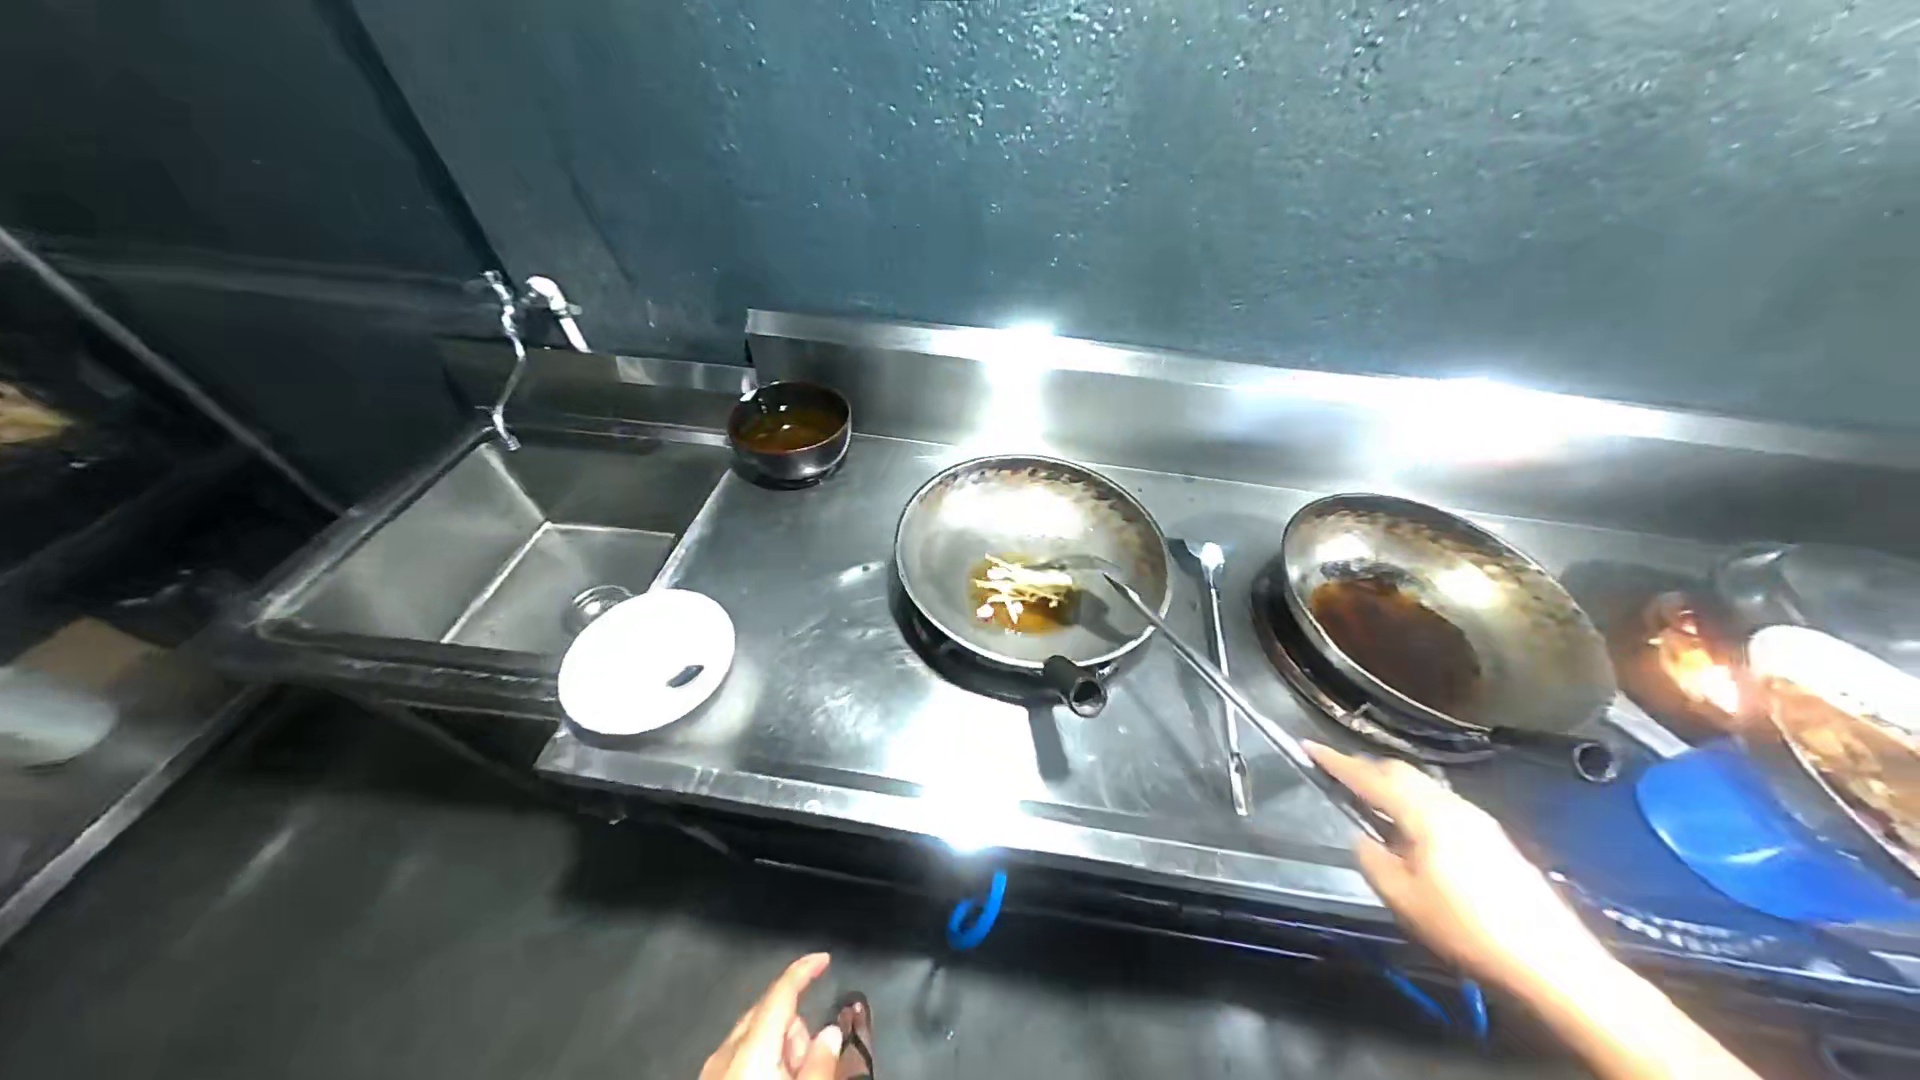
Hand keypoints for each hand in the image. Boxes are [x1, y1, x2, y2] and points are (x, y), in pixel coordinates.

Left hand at [700, 954, 843, 1079]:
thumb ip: (820, 1061)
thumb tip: (831, 1033)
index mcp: (751, 1047)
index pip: (781, 991)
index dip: (804, 968)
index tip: (823, 957)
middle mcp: (725, 1052)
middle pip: (768, 1012)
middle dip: (795, 1025)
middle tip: (811, 1059)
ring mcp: (711, 1070)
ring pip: (753, 1035)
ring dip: (778, 1047)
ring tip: (792, 1076)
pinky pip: (739, 1056)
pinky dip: (760, 1061)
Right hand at [1306, 742, 1613, 993]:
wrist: (1553, 964)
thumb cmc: (1467, 927)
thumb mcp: (1401, 897)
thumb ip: (1371, 858)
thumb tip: (1363, 838)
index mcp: (1425, 813)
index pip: (1369, 776)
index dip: (1336, 761)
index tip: (1309, 745)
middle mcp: (1452, 805)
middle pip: (1400, 771)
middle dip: (1364, 766)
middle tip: (1336, 770)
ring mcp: (1477, 820)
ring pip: (1422, 785)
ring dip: (1390, 783)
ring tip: (1369, 797)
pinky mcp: (1493, 838)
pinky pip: (1439, 802)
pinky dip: (1413, 800)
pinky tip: (1410, 826)